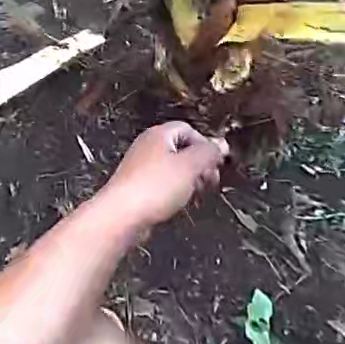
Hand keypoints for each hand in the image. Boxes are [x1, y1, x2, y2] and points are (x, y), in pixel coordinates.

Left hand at [89, 122, 228, 236]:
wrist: (122, 213)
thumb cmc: (155, 186)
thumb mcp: (189, 166)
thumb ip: (208, 153)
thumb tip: (221, 143)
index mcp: (159, 134)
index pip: (188, 129)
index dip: (205, 145)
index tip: (217, 165)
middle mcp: (148, 145)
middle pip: (181, 148)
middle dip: (200, 164)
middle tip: (211, 182)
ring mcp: (141, 165)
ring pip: (173, 166)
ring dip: (190, 178)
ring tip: (198, 194)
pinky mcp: (138, 184)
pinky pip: (163, 181)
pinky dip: (176, 189)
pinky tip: (181, 202)